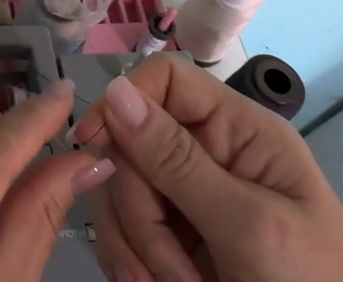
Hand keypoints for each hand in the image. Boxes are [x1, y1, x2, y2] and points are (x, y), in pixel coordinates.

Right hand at [70, 55, 342, 281]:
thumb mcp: (250, 228)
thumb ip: (178, 161)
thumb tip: (115, 90)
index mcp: (239, 131)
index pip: (164, 80)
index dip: (123, 102)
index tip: (92, 146)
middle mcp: (209, 154)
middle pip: (131, 143)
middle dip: (137, 207)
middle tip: (169, 265)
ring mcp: (189, 199)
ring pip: (120, 189)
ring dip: (133, 244)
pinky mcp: (174, 240)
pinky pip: (125, 231)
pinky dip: (131, 262)